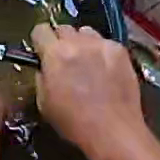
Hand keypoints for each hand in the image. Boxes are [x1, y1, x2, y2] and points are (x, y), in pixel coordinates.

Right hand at [30, 24, 147, 159]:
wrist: (114, 131)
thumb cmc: (74, 122)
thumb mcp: (44, 103)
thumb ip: (41, 77)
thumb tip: (45, 67)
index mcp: (55, 53)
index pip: (40, 29)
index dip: (40, 41)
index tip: (43, 51)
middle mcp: (77, 42)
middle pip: (63, 28)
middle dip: (61, 41)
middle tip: (66, 60)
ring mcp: (101, 44)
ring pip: (86, 32)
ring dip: (82, 43)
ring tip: (87, 62)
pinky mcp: (120, 50)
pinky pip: (105, 43)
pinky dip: (102, 52)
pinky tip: (106, 70)